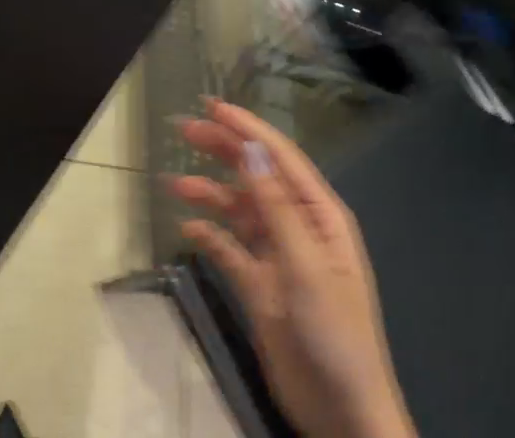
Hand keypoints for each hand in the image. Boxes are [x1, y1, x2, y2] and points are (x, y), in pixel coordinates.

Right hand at [170, 99, 413, 437]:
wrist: (340, 408)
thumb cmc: (333, 330)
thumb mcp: (305, 264)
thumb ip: (276, 206)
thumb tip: (252, 149)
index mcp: (320, 215)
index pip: (281, 158)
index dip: (247, 129)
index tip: (213, 106)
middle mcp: (298, 226)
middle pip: (257, 176)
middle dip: (224, 151)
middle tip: (184, 130)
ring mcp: (278, 256)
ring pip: (238, 210)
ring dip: (209, 194)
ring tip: (173, 183)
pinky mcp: (260, 285)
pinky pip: (229, 249)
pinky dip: (209, 236)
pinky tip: (187, 229)